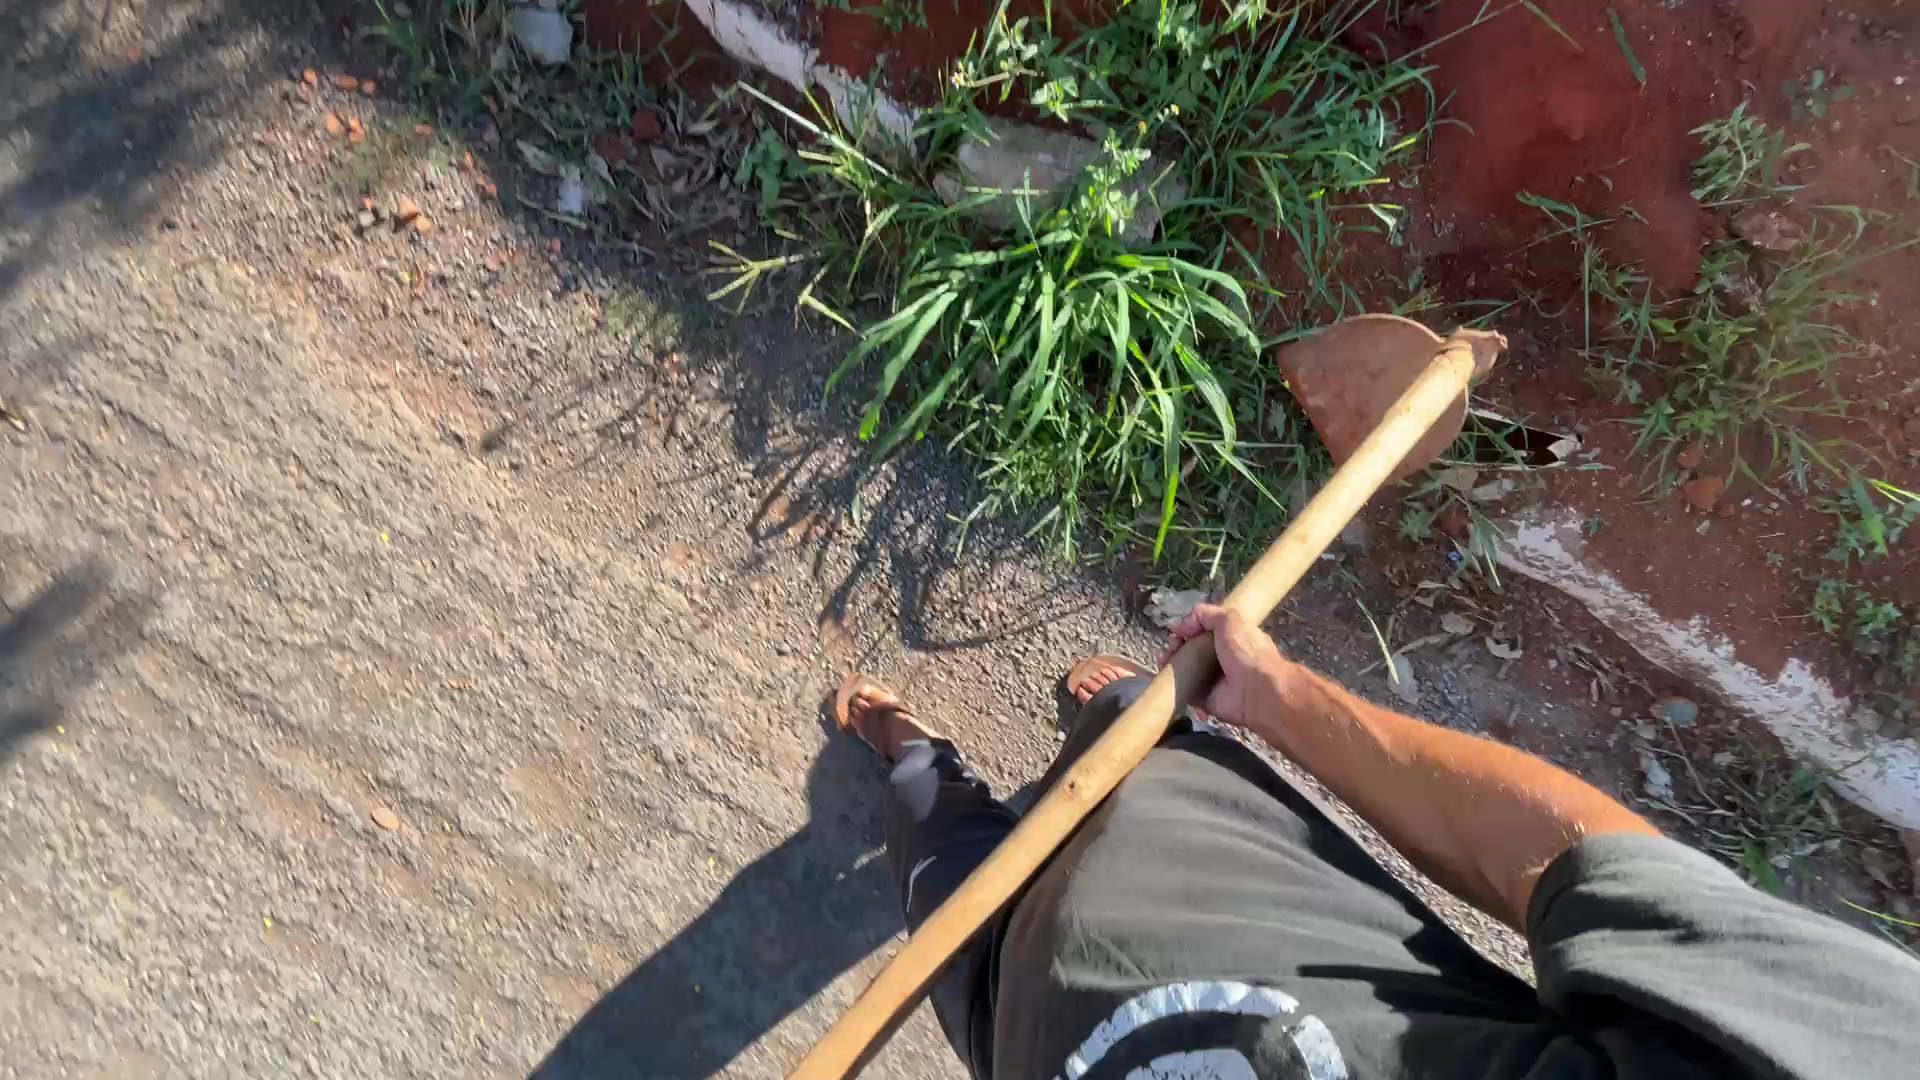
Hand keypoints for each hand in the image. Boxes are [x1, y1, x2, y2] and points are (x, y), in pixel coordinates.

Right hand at [1159, 603, 1286, 726]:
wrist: (1257, 691)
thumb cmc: (1246, 652)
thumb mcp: (1229, 619)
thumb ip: (1205, 614)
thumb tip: (1180, 627)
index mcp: (1229, 639)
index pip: (1202, 632)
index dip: (1187, 631)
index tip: (1177, 633)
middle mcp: (1221, 659)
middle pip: (1190, 651)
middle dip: (1175, 649)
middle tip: (1168, 652)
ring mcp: (1212, 680)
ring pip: (1184, 671)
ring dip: (1171, 667)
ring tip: (1164, 665)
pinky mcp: (1205, 700)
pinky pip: (1186, 692)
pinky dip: (1176, 688)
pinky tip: (1170, 681)